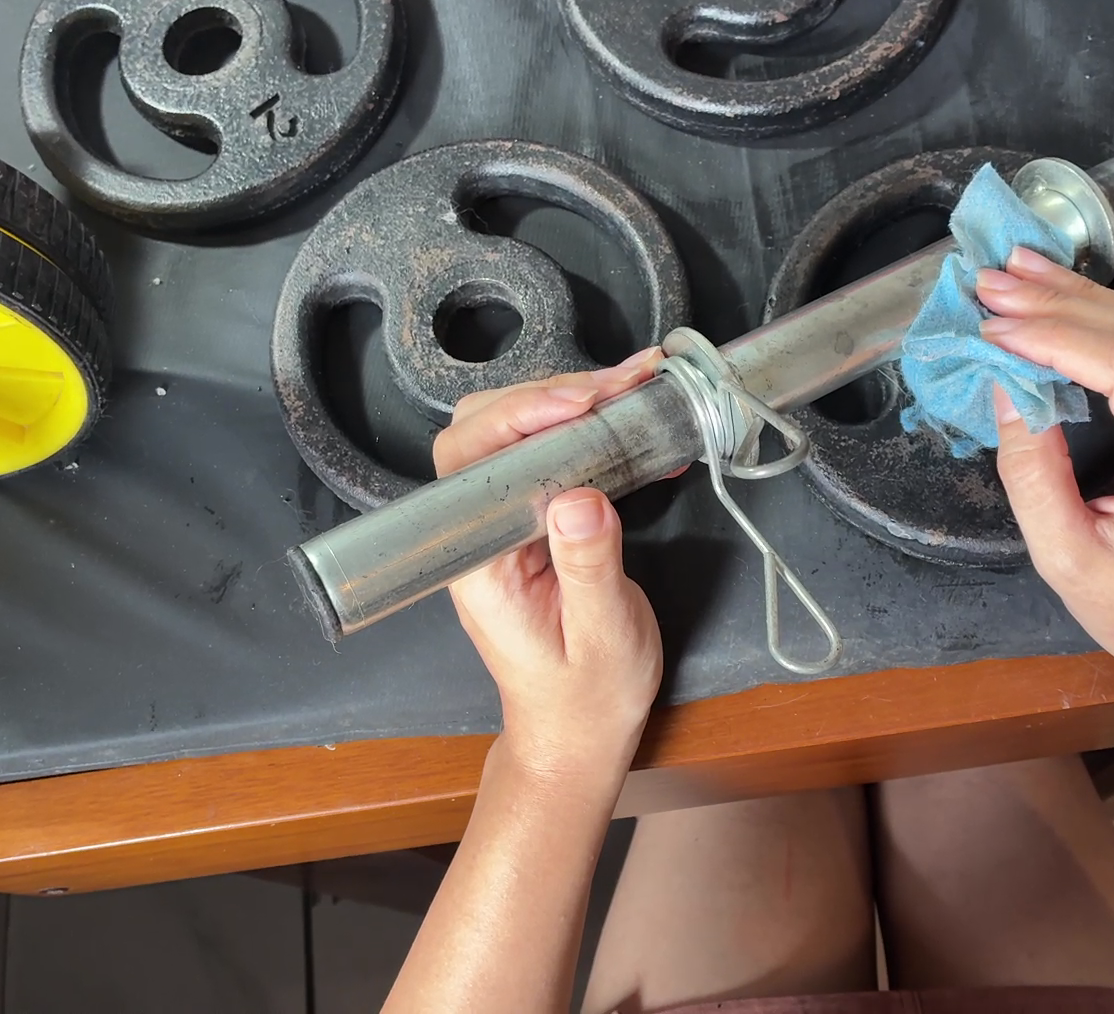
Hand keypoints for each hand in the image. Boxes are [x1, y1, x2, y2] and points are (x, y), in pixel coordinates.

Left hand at [433, 349, 666, 779]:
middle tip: (629, 384)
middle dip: (556, 394)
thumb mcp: (603, 638)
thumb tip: (581, 495)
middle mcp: (482, 529)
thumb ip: (588, 568)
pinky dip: (597, 429)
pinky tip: (639, 424)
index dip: (520, 417)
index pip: (473, 461)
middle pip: (489, 429)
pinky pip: (555, 455)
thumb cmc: (587, 698)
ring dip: (580, 401)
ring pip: (521, 432)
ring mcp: (508, 521)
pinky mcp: (539, 518)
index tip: (585, 403)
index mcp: (479, 558)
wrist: (577, 729)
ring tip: (641, 387)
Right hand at [975, 248, 1113, 698]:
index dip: (1056, 337)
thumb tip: (1007, 392)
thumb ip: (1032, 473)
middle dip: (1063, 300)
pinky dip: (1106, 325)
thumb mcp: (1066, 559)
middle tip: (993, 278)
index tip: (992, 325)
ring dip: (1084, 300)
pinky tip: (1066, 304)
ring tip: (1019, 272)